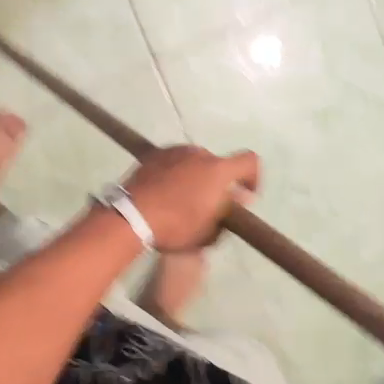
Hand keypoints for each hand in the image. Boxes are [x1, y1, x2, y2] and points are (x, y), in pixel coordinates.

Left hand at [120, 145, 259, 252]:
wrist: (131, 215)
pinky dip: (174, 173)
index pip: (250, 160)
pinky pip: (173, 162)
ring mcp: (174, 151)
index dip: (253, 176)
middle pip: (217, 164)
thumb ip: (228, 213)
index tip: (245, 194)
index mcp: (218, 170)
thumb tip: (236, 199)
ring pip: (194, 162)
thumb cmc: (176, 227)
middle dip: (217, 181)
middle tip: (207, 203)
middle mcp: (199, 153)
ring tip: (181, 199)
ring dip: (194, 176)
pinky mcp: (153, 154)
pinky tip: (164, 192)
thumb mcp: (209, 232)